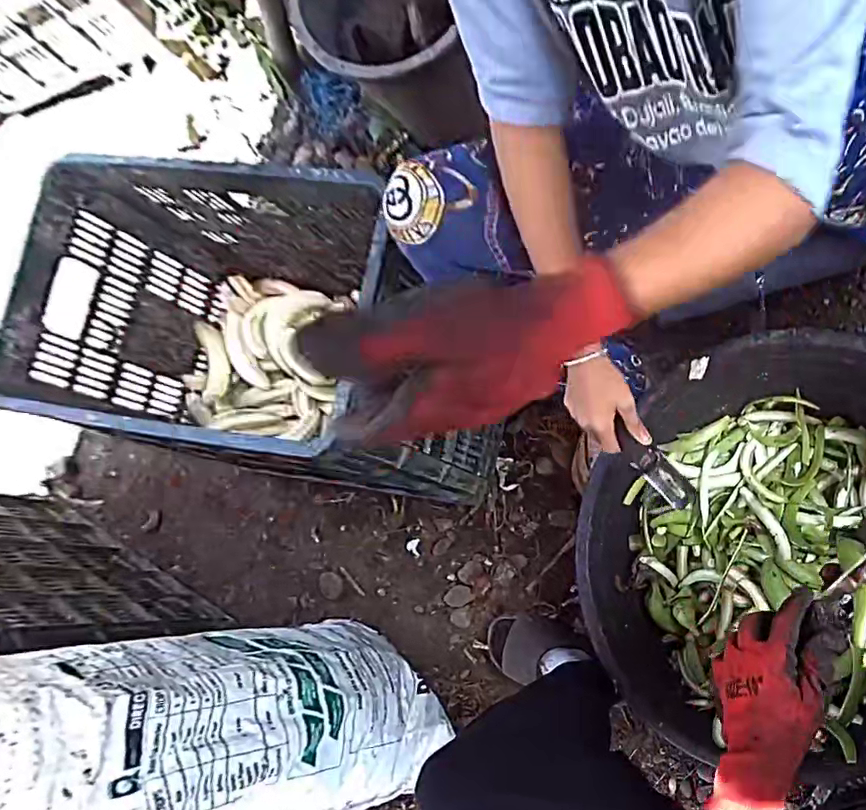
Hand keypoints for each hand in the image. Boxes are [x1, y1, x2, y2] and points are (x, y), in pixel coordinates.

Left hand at [295, 255, 638, 443]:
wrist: (561, 321)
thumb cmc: (488, 323)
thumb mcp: (414, 329)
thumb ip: (360, 346)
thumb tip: (304, 357)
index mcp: (431, 407)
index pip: (378, 430)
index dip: (350, 425)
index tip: (332, 420)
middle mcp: (458, 416)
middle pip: (408, 422)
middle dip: (379, 409)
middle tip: (355, 390)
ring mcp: (487, 406)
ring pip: (436, 411)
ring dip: (410, 398)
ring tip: (392, 378)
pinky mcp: (506, 391)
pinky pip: (460, 398)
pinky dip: (438, 388)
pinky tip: (441, 369)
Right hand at [565, 356, 650, 453]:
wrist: (584, 357)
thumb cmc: (606, 377)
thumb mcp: (626, 400)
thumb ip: (634, 423)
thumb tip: (644, 440)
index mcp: (600, 426)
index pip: (610, 449)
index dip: (620, 448)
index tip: (627, 442)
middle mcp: (585, 424)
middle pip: (599, 440)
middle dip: (610, 435)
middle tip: (620, 420)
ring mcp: (575, 414)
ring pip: (590, 428)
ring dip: (599, 424)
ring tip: (608, 407)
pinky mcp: (569, 404)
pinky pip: (581, 416)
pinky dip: (589, 413)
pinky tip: (596, 401)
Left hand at [704, 590, 824, 809]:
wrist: (755, 758)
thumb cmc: (786, 732)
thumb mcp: (812, 699)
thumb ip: (814, 665)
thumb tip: (818, 642)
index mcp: (774, 656)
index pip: (786, 617)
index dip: (798, 604)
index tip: (805, 598)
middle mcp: (747, 655)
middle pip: (754, 619)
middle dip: (770, 617)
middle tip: (784, 625)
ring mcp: (729, 667)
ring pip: (736, 634)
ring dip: (751, 633)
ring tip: (766, 643)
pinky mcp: (719, 681)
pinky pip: (724, 654)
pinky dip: (736, 651)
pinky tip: (747, 661)